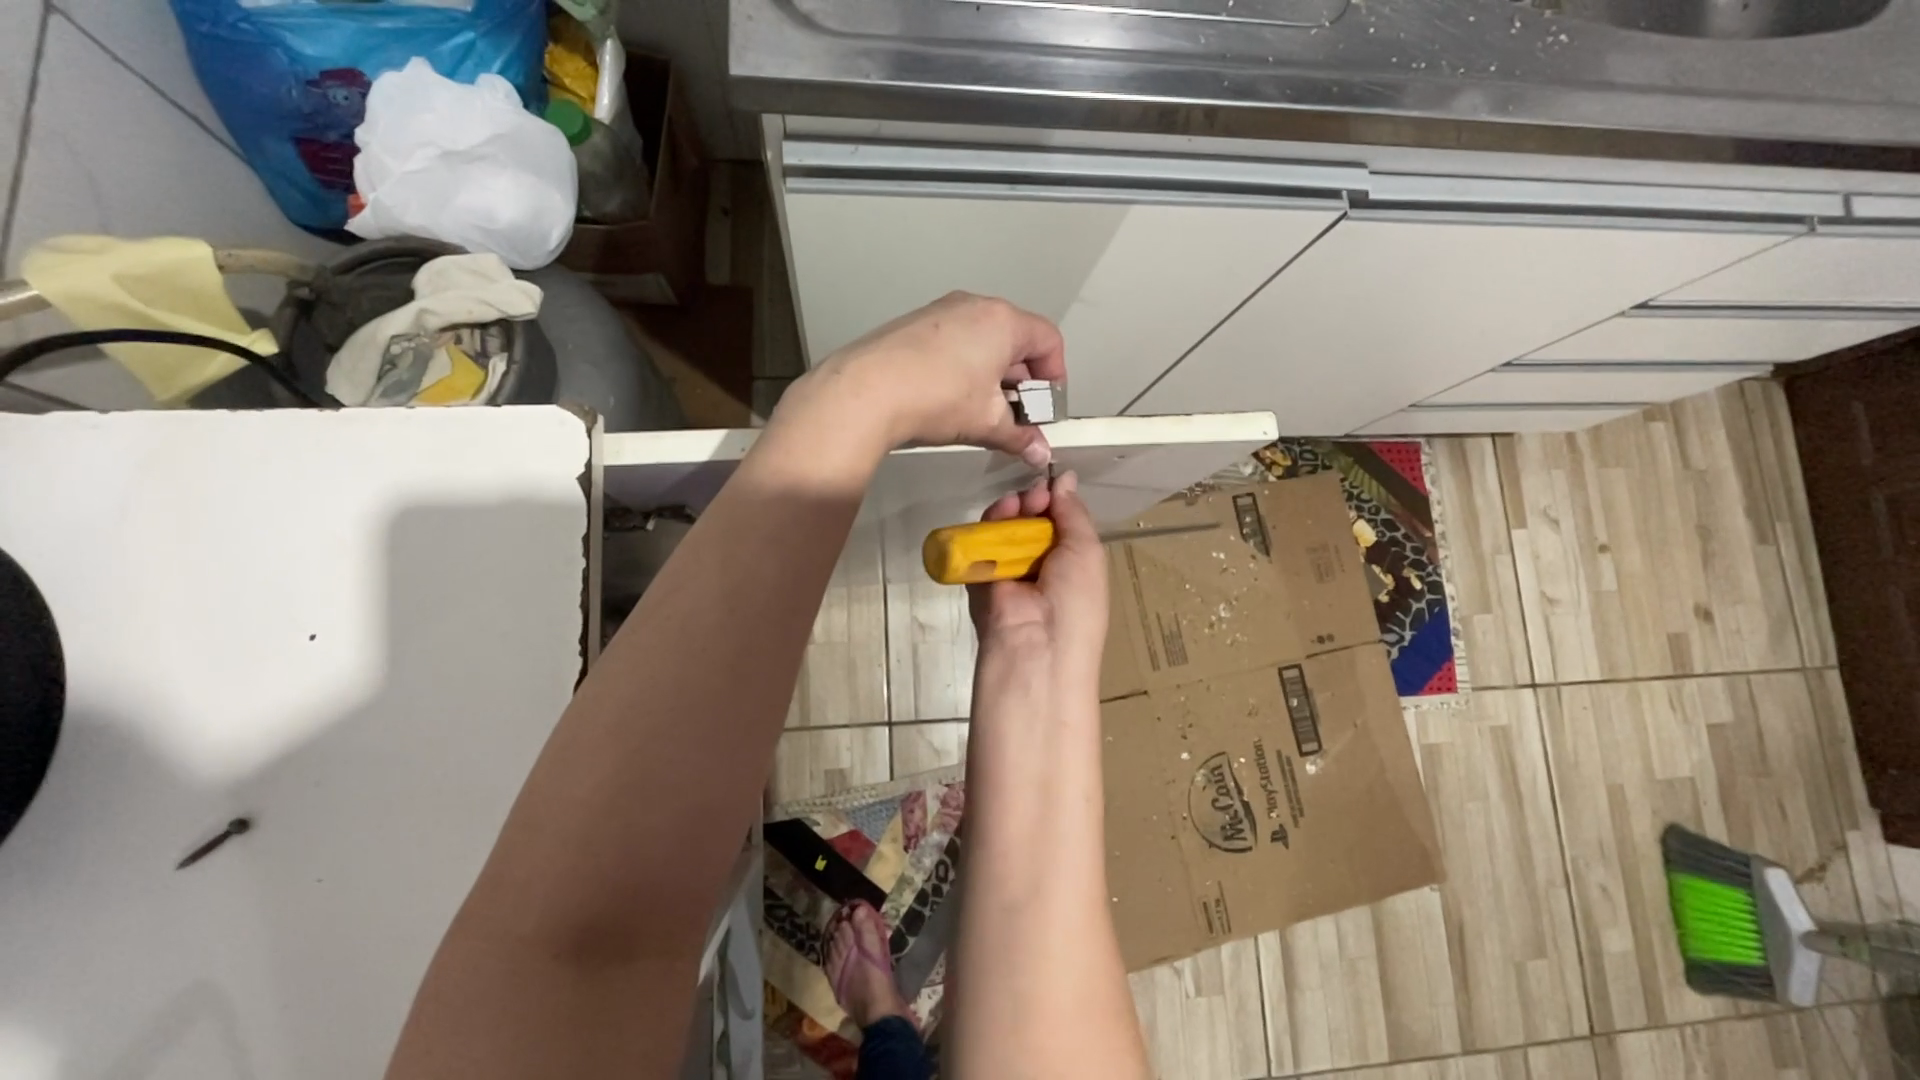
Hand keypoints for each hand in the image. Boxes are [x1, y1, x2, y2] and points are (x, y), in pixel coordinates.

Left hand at [786, 292, 1065, 466]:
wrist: (866, 393)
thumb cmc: (936, 398)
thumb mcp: (987, 422)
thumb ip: (1019, 437)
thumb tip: (1037, 452)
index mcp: (1003, 321)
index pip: (1048, 340)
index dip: (1054, 377)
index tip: (1044, 408)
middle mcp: (974, 306)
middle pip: (1016, 339)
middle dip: (1022, 380)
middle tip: (1015, 416)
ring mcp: (940, 312)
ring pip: (983, 341)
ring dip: (991, 376)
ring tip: (980, 412)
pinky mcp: (914, 325)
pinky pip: (953, 342)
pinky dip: (963, 368)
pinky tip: (949, 399)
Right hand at [967, 472, 1108, 683]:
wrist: (1036, 649)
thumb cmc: (1074, 601)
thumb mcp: (1087, 552)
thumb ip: (1073, 513)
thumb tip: (1065, 478)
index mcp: (1072, 567)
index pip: (1059, 524)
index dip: (1055, 502)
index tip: (1052, 486)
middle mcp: (1040, 569)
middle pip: (1029, 523)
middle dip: (1032, 503)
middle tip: (1032, 496)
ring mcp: (1007, 574)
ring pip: (1003, 530)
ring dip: (1010, 511)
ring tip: (1015, 505)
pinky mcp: (978, 579)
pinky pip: (979, 546)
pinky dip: (985, 528)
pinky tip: (996, 516)